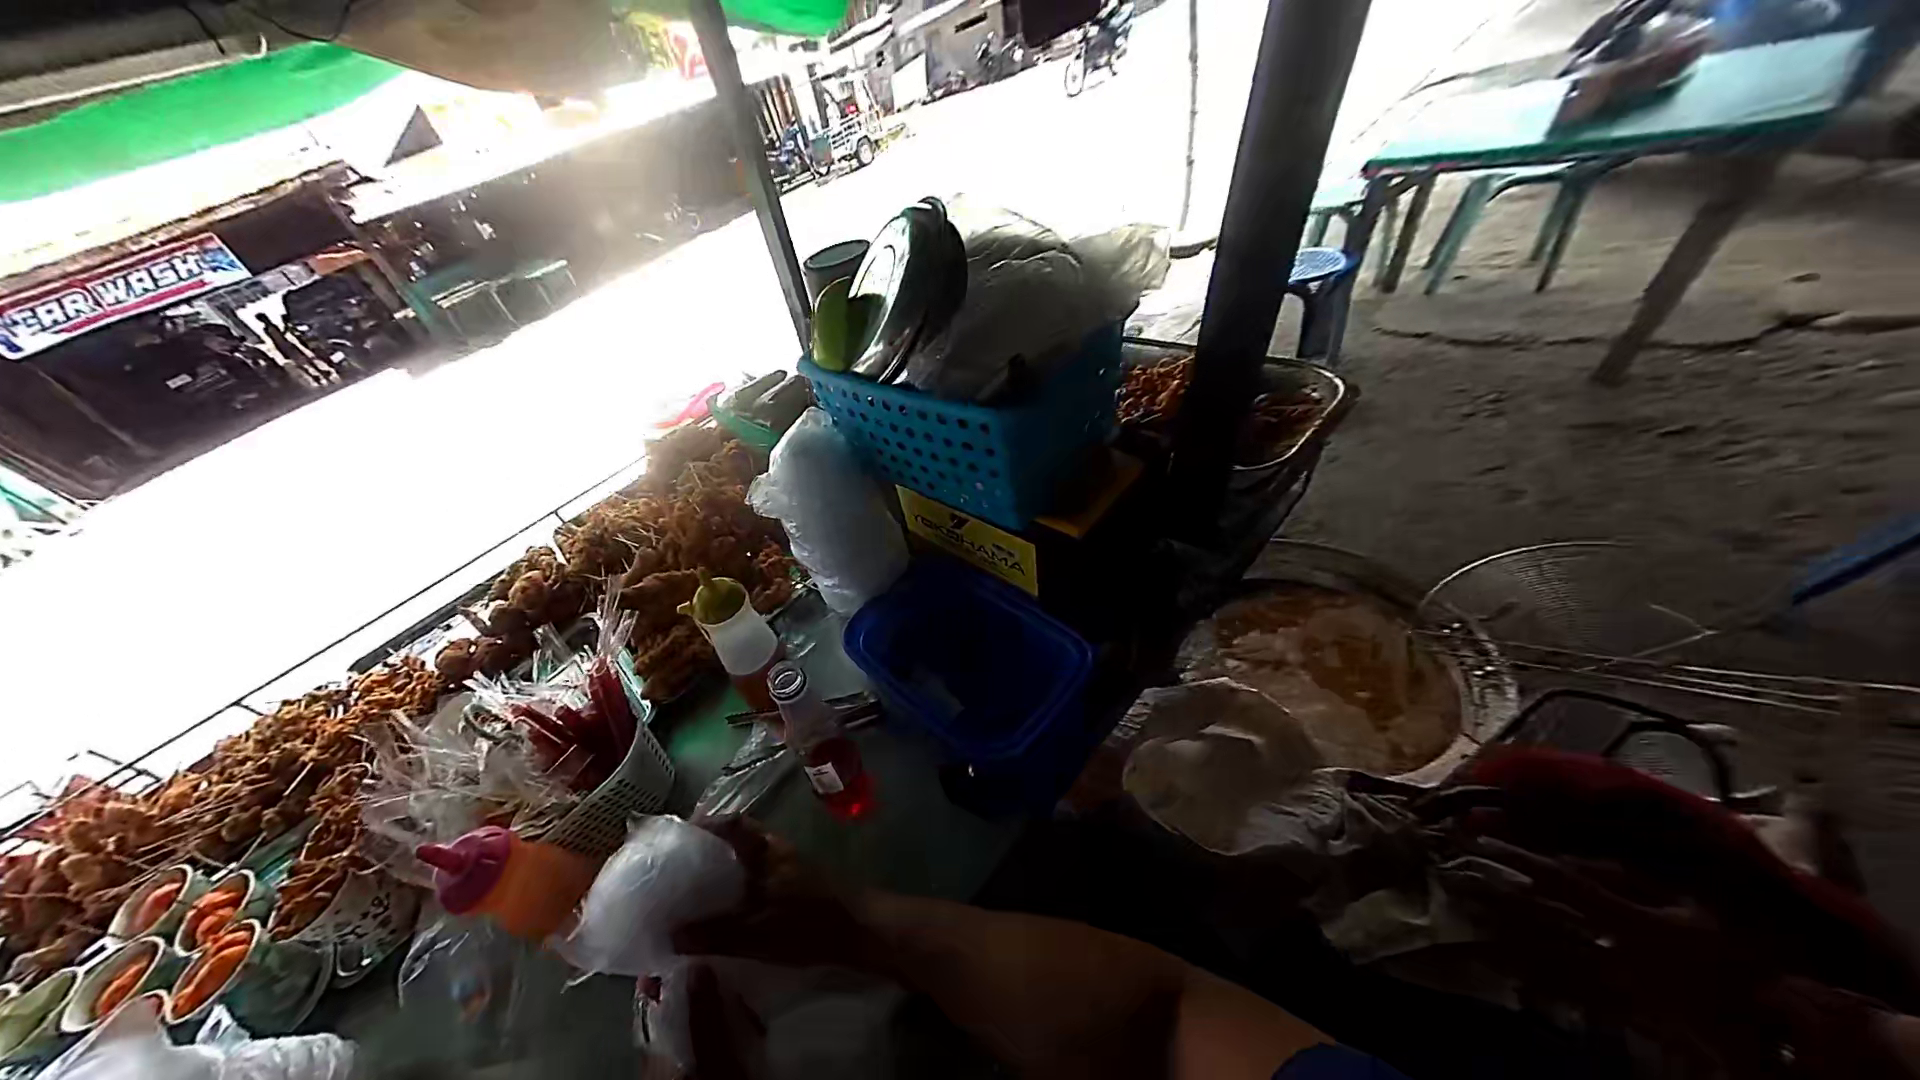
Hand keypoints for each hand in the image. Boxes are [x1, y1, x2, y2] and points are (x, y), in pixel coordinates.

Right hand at [673, 817, 879, 971]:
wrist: (858, 928)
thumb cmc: (808, 924)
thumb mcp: (756, 935)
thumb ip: (714, 934)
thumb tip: (670, 934)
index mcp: (767, 850)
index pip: (734, 823)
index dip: (707, 823)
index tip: (679, 834)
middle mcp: (777, 848)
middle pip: (740, 835)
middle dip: (711, 845)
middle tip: (679, 863)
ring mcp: (789, 862)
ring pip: (750, 853)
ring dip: (726, 862)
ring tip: (696, 884)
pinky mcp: (797, 878)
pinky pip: (760, 869)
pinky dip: (740, 878)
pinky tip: (728, 901)